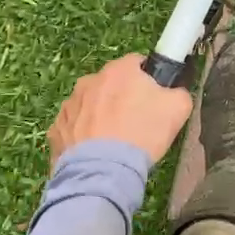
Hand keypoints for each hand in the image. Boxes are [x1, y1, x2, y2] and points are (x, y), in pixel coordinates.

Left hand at [47, 54, 192, 168]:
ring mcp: (68, 105)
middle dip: (122, 97)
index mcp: (119, 70)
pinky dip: (84, 136)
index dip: (149, 79)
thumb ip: (177, 92)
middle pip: (112, 84)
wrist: (103, 172)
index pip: (138, 62)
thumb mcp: (179, 108)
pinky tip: (96, 152)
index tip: (154, 98)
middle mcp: (90, 81)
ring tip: (115, 141)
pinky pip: (74, 127)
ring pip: (91, 104)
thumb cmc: (142, 133)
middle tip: (137, 121)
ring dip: (101, 115)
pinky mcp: (55, 130)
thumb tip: (172, 92)